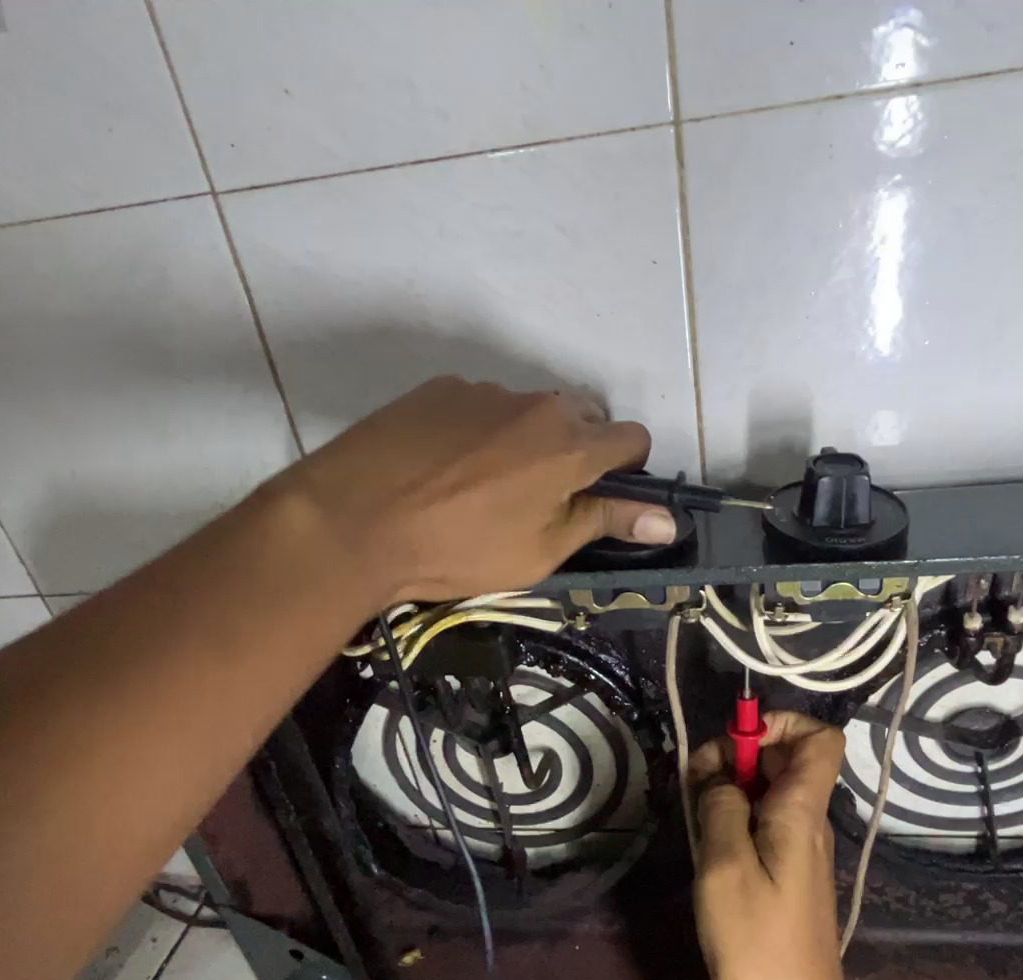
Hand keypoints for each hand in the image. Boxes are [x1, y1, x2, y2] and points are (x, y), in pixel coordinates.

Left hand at [268, 377, 674, 602]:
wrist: (353, 520)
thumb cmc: (457, 549)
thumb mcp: (539, 551)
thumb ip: (605, 523)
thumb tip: (668, 519)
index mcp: (572, 446)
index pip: (632, 437)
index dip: (626, 468)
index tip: (600, 495)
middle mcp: (538, 405)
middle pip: (584, 415)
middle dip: (579, 447)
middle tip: (542, 493)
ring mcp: (487, 389)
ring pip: (530, 409)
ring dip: (527, 437)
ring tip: (481, 482)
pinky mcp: (442, 386)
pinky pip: (482, 403)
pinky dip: (480, 428)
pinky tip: (444, 463)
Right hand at [689, 712, 875, 979]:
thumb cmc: (757, 944)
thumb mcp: (724, 867)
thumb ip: (719, 806)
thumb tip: (719, 775)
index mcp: (803, 811)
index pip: (821, 738)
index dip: (781, 722)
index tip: (734, 741)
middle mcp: (809, 821)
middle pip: (785, 759)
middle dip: (736, 754)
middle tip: (694, 780)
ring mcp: (800, 849)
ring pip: (769, 791)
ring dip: (729, 788)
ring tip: (694, 812)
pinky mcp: (787, 873)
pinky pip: (764, 823)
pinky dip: (734, 817)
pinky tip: (708, 844)